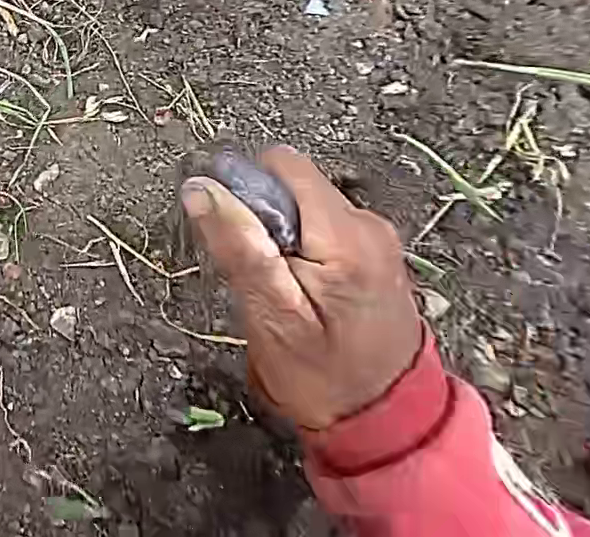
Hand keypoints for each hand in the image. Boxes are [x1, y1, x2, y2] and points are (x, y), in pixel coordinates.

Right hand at [180, 146, 422, 429]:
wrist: (388, 425)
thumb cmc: (327, 379)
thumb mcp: (271, 316)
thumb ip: (239, 246)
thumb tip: (201, 188)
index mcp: (345, 235)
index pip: (283, 165)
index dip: (248, 188)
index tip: (241, 233)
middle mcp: (368, 223)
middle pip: (295, 183)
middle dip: (267, 216)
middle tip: (264, 272)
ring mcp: (376, 234)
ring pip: (307, 202)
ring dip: (285, 232)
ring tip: (286, 286)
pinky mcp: (375, 246)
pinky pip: (325, 222)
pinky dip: (305, 244)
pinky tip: (306, 287)